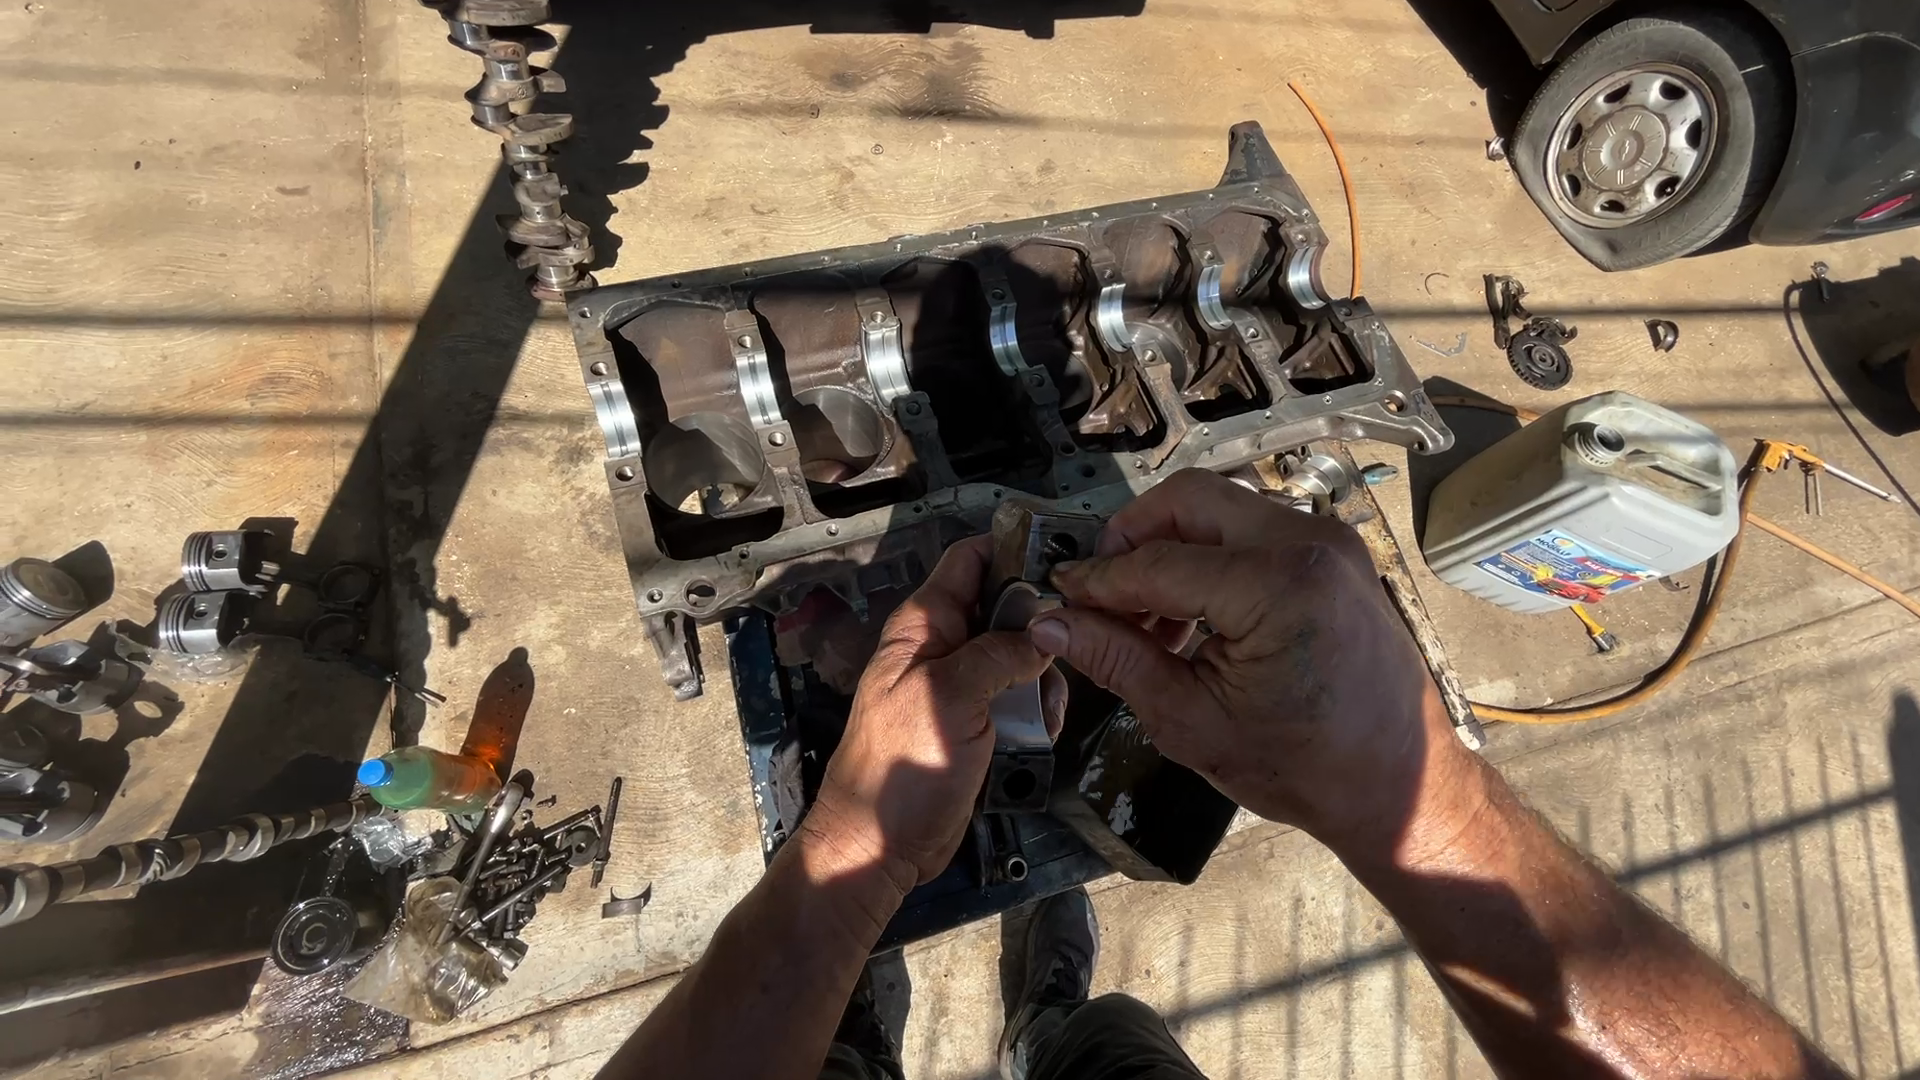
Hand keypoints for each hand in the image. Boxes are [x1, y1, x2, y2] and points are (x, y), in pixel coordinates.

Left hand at [806, 536, 1058, 897]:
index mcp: (926, 623)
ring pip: (1018, 652)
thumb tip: (1044, 630)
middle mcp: (945, 643)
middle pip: (1003, 606)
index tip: (1061, 557)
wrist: (882, 841)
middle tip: (1075, 642)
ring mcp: (962, 682)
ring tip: (1050, 706)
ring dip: (1042, 672)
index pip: (969, 560)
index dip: (1011, 549)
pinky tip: (1045, 726)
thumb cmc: (904, 761)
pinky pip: (1016, 693)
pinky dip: (1036, 704)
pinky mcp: (978, 717)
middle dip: (1039, 621)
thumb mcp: (951, 694)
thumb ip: (999, 653)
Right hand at [1024, 469, 1456, 856]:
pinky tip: (1187, 614)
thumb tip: (1052, 623)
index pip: (1155, 563)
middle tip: (1101, 590)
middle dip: (1131, 537)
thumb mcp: (1190, 720)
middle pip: (1186, 500)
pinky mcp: (1332, 552)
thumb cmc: (1303, 768)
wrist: (1403, 788)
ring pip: (1216, 508)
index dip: (1097, 580)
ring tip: (1143, 615)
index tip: (1060, 594)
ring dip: (1167, 548)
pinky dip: (1204, 556)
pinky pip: (1247, 529)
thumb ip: (1116, 658)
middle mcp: (1307, 542)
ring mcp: (1327, 540)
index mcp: (1276, 586)